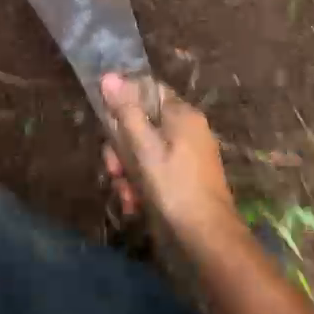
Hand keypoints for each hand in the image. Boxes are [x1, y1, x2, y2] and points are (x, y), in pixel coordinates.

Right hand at [101, 72, 237, 237]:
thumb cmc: (174, 186)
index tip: (105, 122)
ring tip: (124, 191)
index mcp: (182, 115)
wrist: (207, 237)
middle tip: (114, 168)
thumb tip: (109, 75)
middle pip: (140, 122)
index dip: (122, 101)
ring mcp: (187, 153)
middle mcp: (187, 129)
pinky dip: (140, 182)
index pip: (146, 89)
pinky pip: (153, 167)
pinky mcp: (184, 174)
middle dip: (120, 147)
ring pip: (142, 148)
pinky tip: (134, 201)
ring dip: (126, 169)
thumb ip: (126, 111)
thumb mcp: (143, 147)